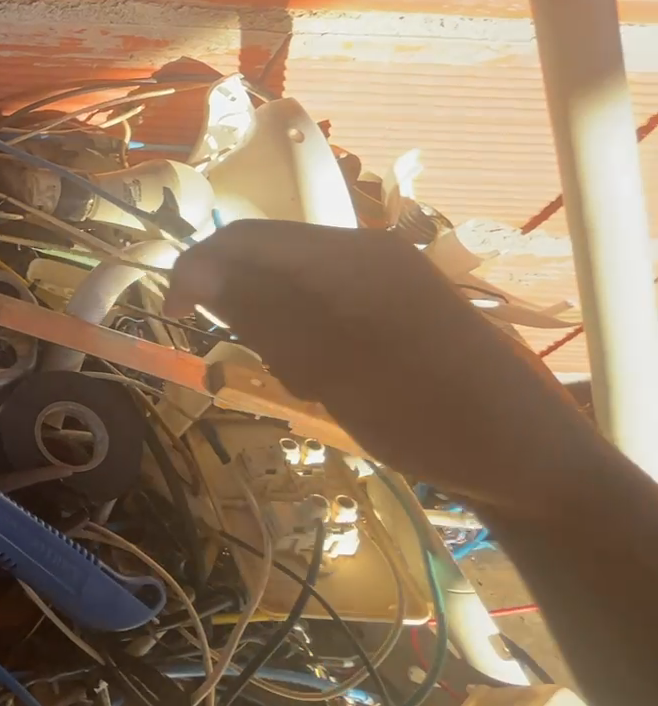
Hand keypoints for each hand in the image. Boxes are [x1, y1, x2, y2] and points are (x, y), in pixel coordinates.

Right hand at [167, 219, 600, 513]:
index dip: (196, 268)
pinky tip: (326, 380)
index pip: (244, 238)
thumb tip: (191, 270)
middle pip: (264, 260)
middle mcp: (364, 255)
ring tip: (302, 379)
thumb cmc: (424, 412)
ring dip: (274, 329)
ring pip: (286, 287)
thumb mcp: (325, 364)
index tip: (172, 313)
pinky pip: (318, 307)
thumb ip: (257, 310)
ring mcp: (381, 281)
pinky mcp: (391, 309)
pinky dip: (303, 338)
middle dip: (243, 306)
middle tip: (258, 361)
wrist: (534, 467)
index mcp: (350, 256)